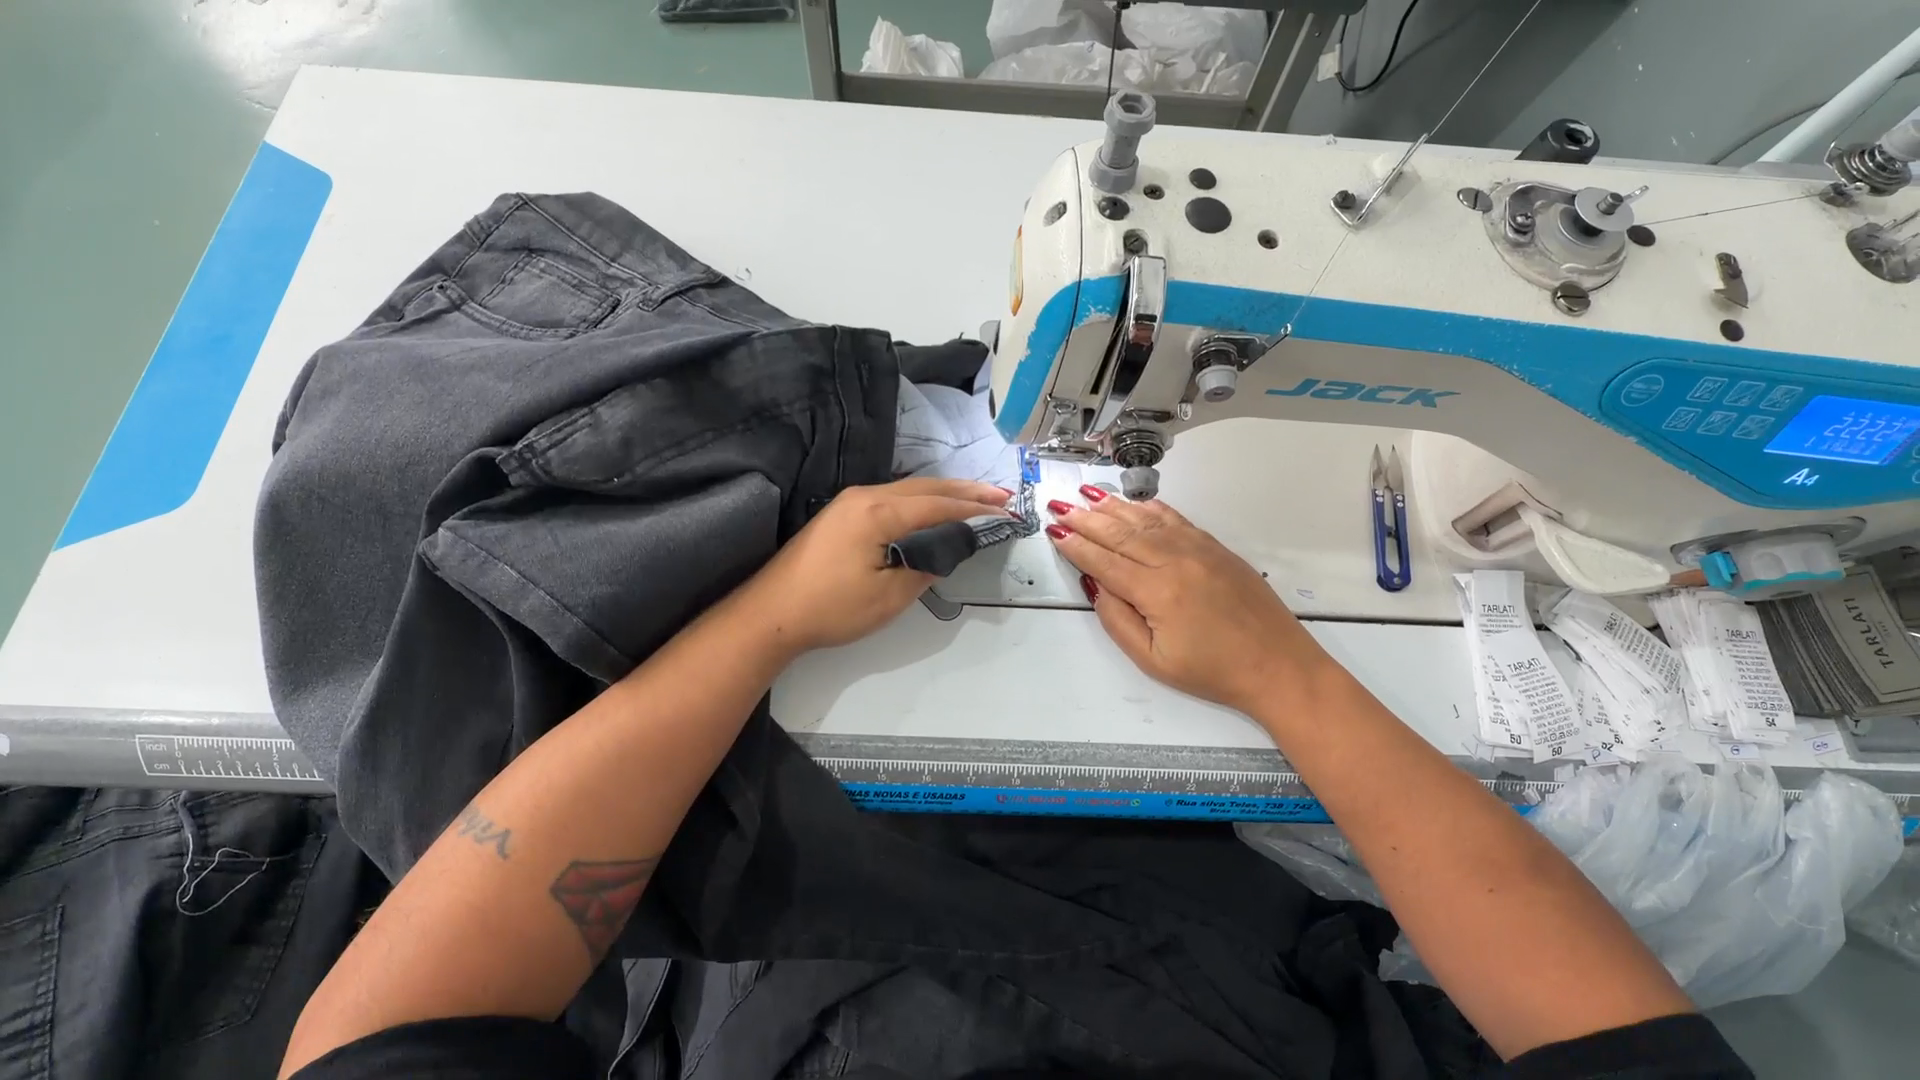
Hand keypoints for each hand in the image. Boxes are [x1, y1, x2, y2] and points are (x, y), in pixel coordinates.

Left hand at [737, 477, 1012, 651]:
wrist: (771, 613)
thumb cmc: (830, 608)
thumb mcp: (888, 598)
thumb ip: (923, 570)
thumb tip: (943, 554)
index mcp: (878, 513)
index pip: (937, 504)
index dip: (974, 508)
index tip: (1006, 508)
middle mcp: (864, 497)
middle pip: (924, 487)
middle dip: (964, 491)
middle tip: (1000, 496)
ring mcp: (849, 503)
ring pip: (907, 489)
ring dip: (942, 494)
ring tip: (976, 499)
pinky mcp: (840, 514)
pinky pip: (891, 498)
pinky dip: (919, 501)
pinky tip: (932, 509)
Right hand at [1045, 486, 1330, 713]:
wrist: (1277, 666)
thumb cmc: (1213, 673)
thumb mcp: (1153, 661)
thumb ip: (1118, 621)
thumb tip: (1096, 585)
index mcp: (1157, 591)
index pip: (1105, 562)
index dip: (1076, 546)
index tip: (1054, 531)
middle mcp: (1176, 561)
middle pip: (1121, 534)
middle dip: (1086, 520)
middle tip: (1059, 505)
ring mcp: (1199, 550)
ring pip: (1147, 521)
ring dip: (1113, 508)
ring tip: (1086, 497)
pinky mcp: (1217, 549)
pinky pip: (1176, 520)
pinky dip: (1151, 509)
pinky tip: (1134, 504)